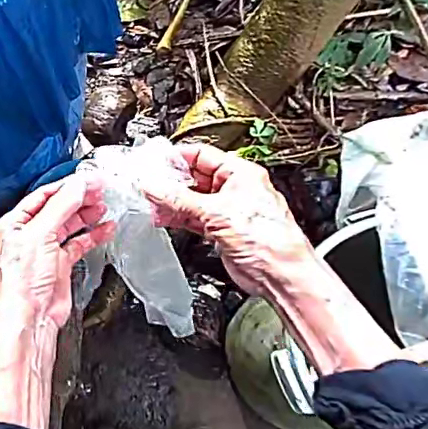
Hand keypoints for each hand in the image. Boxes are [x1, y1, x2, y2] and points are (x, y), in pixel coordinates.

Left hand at [0, 173, 115, 329]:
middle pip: (57, 208)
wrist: (31, 318)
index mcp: (14, 224)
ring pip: (69, 224)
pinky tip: (105, 228)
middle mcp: (28, 235)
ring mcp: (44, 250)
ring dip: (87, 214)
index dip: (67, 186)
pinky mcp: (58, 264)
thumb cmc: (22, 284)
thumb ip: (61, 207)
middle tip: (99, 190)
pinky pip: (78, 243)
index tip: (88, 179)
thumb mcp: (40, 235)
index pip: (43, 196)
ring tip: (103, 205)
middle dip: (79, 198)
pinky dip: (92, 235)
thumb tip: (78, 185)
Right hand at [142, 142, 313, 295]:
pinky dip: (177, 218)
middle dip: (169, 183)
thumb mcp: (215, 212)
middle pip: (193, 177)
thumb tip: (153, 187)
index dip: (176, 158)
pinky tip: (164, 218)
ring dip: (171, 202)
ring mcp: (227, 210)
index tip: (154, 164)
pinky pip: (193, 217)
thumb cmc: (269, 240)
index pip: (201, 154)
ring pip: (191, 199)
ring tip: (152, 204)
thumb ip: (178, 199)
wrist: (279, 274)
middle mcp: (234, 189)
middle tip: (148, 186)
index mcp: (241, 173)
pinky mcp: (220, 230)